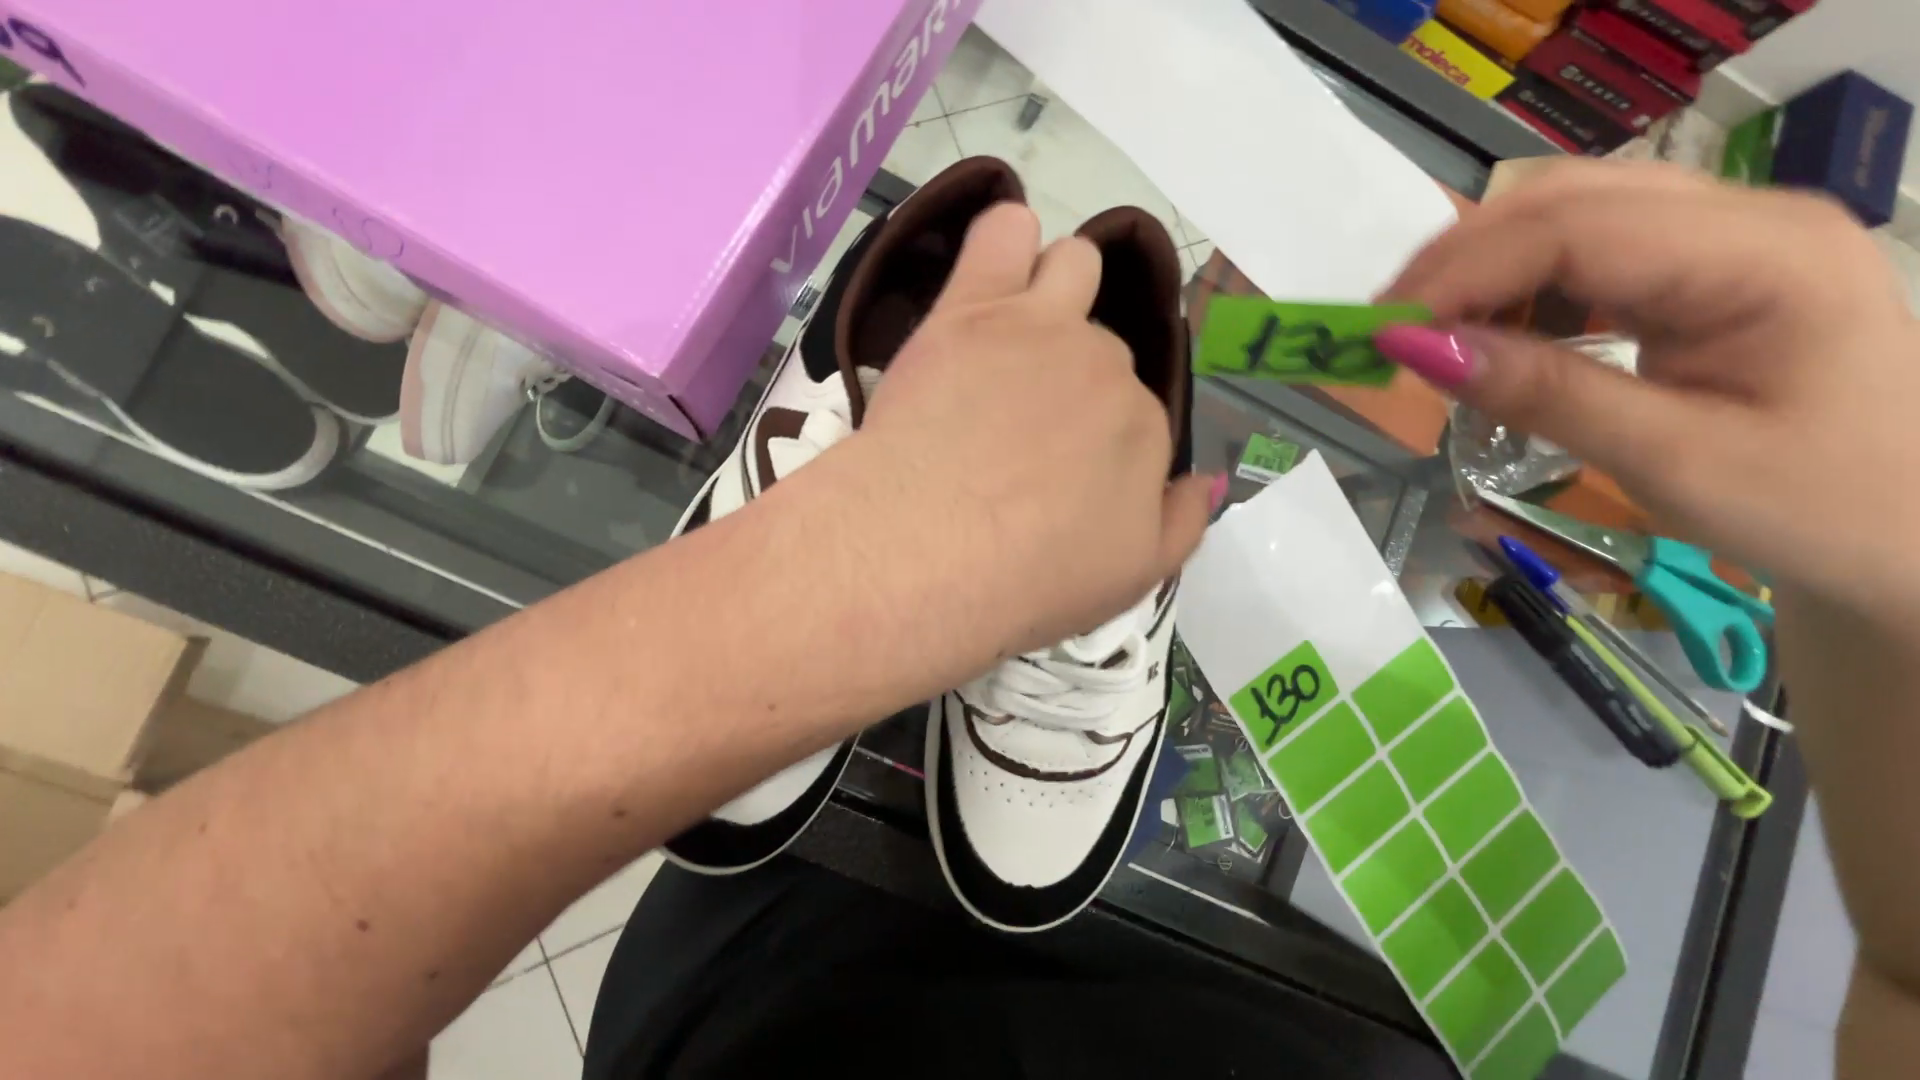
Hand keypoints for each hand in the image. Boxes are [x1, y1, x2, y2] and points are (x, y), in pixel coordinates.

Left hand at [802, 202, 1217, 666]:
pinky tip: (994, 266)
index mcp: (1146, 430)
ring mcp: (1041, 328)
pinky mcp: (971, 308)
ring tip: (1015, 331)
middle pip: (1098, 347)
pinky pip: (1004, 233)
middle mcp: (1105, 367)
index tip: (1052, 470)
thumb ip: (1181, 524)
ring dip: (1056, 288)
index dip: (1093, 439)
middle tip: (1012, 425)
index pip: (1132, 413)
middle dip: (1067, 377)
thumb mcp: (1134, 578)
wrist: (933, 552)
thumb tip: (1203, 480)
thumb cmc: (1029, 580)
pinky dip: (1005, 239)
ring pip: (1073, 268)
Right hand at [1374, 161, 1919, 618]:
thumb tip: (1414, 350)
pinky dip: (1515, 286)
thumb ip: (1542, 393)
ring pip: (1566, 212)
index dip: (1462, 275)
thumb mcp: (1669, 460)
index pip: (1574, 231)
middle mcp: (1746, 217)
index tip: (1380, 336)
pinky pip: (1584, 250)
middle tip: (1385, 332)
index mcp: (1763, 255)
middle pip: (1564, 197)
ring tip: (1425, 336)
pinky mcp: (1700, 266)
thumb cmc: (1813, 507)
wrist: (1910, 532)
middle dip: (1458, 259)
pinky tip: (1490, 333)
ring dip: (1480, 268)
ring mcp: (1725, 235)